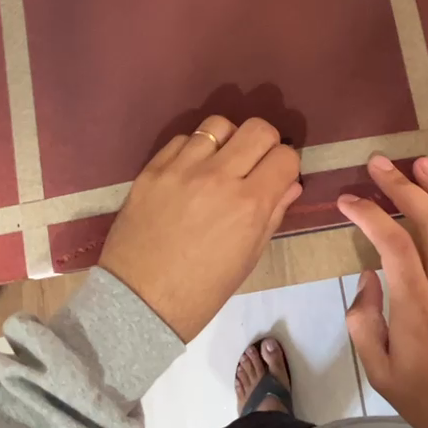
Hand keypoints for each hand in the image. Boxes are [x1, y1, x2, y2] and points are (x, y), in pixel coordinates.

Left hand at [99, 115, 302, 340]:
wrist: (138, 302)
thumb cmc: (202, 291)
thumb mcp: (248, 258)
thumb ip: (273, 214)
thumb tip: (289, 183)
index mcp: (249, 205)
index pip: (285, 157)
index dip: (287, 165)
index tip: (278, 176)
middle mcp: (218, 177)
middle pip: (257, 129)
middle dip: (265, 143)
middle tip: (255, 163)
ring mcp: (181, 169)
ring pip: (219, 125)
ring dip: (228, 140)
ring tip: (220, 162)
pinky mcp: (152, 169)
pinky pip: (182, 139)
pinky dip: (193, 150)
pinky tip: (191, 172)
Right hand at [337, 155, 427, 427]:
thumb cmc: (425, 398)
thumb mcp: (378, 370)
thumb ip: (364, 320)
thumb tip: (368, 275)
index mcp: (417, 310)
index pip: (394, 247)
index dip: (369, 215)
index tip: (347, 200)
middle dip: (404, 187)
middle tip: (380, 163)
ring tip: (421, 164)